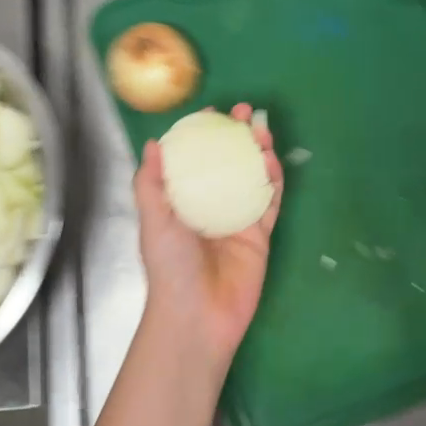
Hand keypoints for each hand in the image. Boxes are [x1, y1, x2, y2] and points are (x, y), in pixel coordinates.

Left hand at [133, 104, 285, 364]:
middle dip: (236, 135)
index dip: (201, 134)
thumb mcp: (152, 219)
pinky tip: (273, 159)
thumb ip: (151, 182)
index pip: (193, 159)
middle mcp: (211, 205)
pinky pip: (270, 202)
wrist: (196, 315)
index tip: (210, 110)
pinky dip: (274, 180)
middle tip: (244, 111)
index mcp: (183, 200)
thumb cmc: (169, 265)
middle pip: (227, 162)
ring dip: (258, 151)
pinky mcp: (260, 235)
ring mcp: (237, 219)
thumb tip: (151, 143)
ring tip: (262, 128)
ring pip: (252, 176)